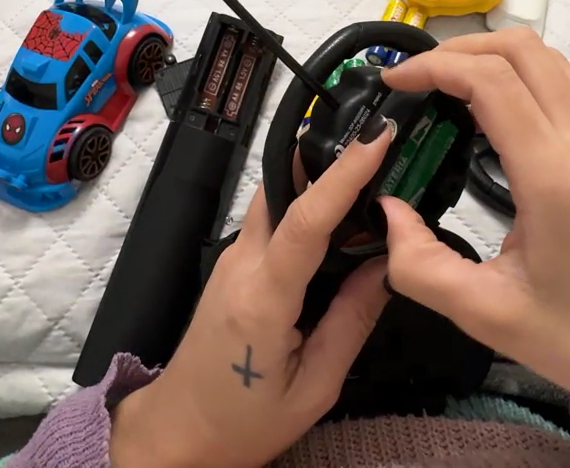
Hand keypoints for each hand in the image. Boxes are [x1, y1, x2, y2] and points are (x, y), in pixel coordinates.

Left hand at [109, 120, 395, 467]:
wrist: (181, 431)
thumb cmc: (246, 421)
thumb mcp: (316, 387)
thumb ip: (353, 319)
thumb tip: (389, 264)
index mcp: (263, 297)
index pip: (305, 219)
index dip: (342, 174)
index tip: (376, 138)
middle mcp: (242, 263)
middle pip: (281, 190)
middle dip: (325, 155)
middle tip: (377, 139)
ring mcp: (232, 258)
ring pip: (274, 198)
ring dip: (313, 176)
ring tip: (368, 172)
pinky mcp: (233, 263)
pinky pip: (270, 220)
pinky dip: (303, 205)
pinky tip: (336, 218)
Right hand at [379, 29, 569, 467]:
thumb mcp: (488, 317)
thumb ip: (420, 265)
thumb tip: (386, 210)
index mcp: (556, 178)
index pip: (490, 80)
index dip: (434, 66)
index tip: (396, 79)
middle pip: (520, 49)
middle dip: (458, 50)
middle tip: (418, 78)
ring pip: (547, 57)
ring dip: (491, 56)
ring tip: (448, 86)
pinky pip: (566, 82)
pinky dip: (521, 74)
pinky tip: (494, 110)